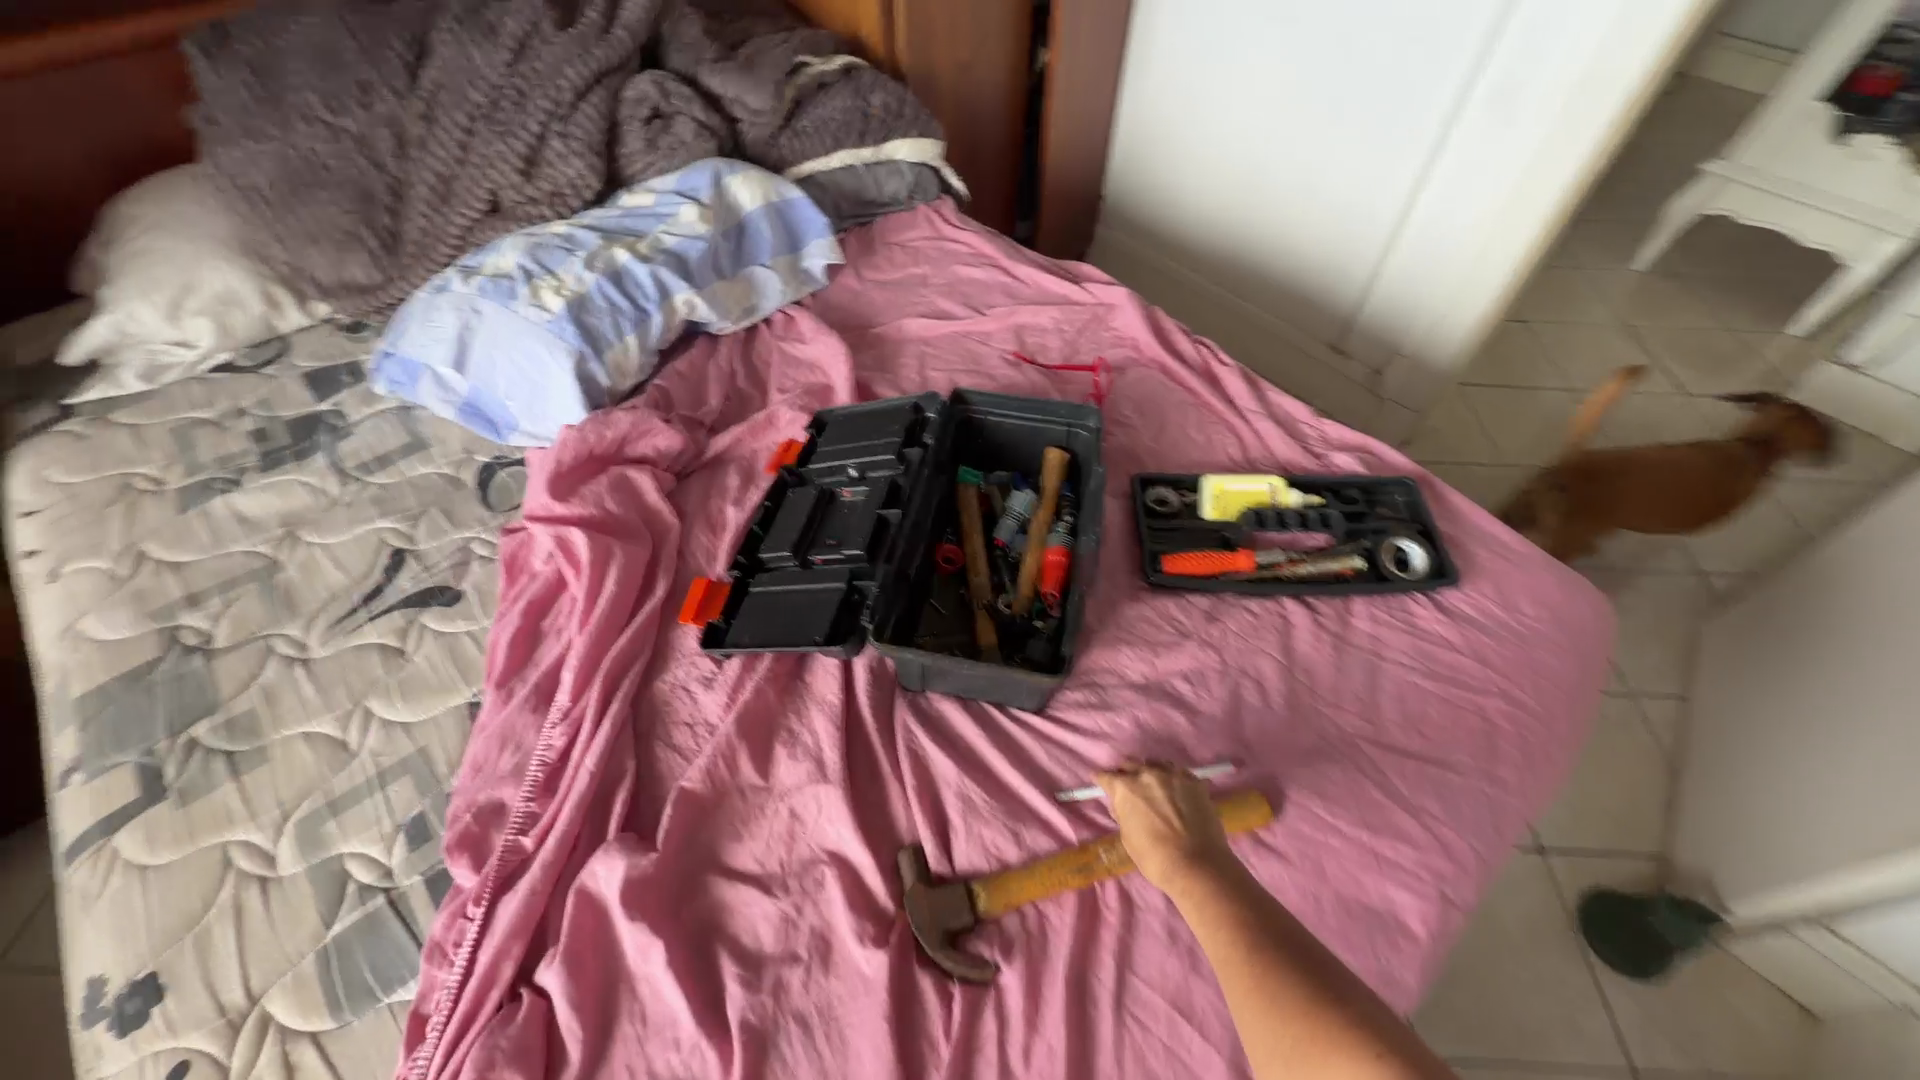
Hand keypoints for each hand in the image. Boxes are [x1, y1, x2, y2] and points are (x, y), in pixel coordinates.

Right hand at [1096, 763, 1238, 894]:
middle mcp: (1147, 774)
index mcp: (1125, 788)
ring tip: (1154, 785)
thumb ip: (1123, 814)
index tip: (1100, 782)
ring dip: (1151, 772)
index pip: (1106, 776)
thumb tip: (1124, 805)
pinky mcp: (1195, 782)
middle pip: (1131, 764)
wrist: (1197, 866)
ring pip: (1157, 764)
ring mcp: (1174, 775)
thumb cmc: (1155, 857)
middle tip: (1128, 785)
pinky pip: (1179, 773)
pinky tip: (1176, 790)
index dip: (1101, 780)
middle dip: (1126, 773)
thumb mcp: (1127, 838)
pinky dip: (1174, 779)